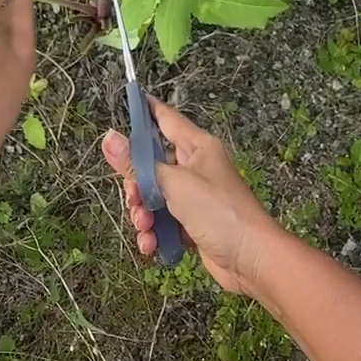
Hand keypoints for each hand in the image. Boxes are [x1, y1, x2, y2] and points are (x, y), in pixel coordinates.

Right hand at [101, 99, 284, 296]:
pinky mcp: (192, 222)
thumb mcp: (173, 184)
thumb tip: (109, 137)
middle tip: (135, 199)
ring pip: (154, 196)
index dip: (145, 110)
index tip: (125, 101)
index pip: (166, 119)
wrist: (251, 259)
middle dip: (136, 184)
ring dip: (143, 214)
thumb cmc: (219, 211)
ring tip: (145, 228)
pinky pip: (164, 221)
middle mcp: (195, 166)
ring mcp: (194, 196)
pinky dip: (154, 232)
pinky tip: (151, 245)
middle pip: (152, 164)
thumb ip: (138, 164)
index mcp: (197, 146)